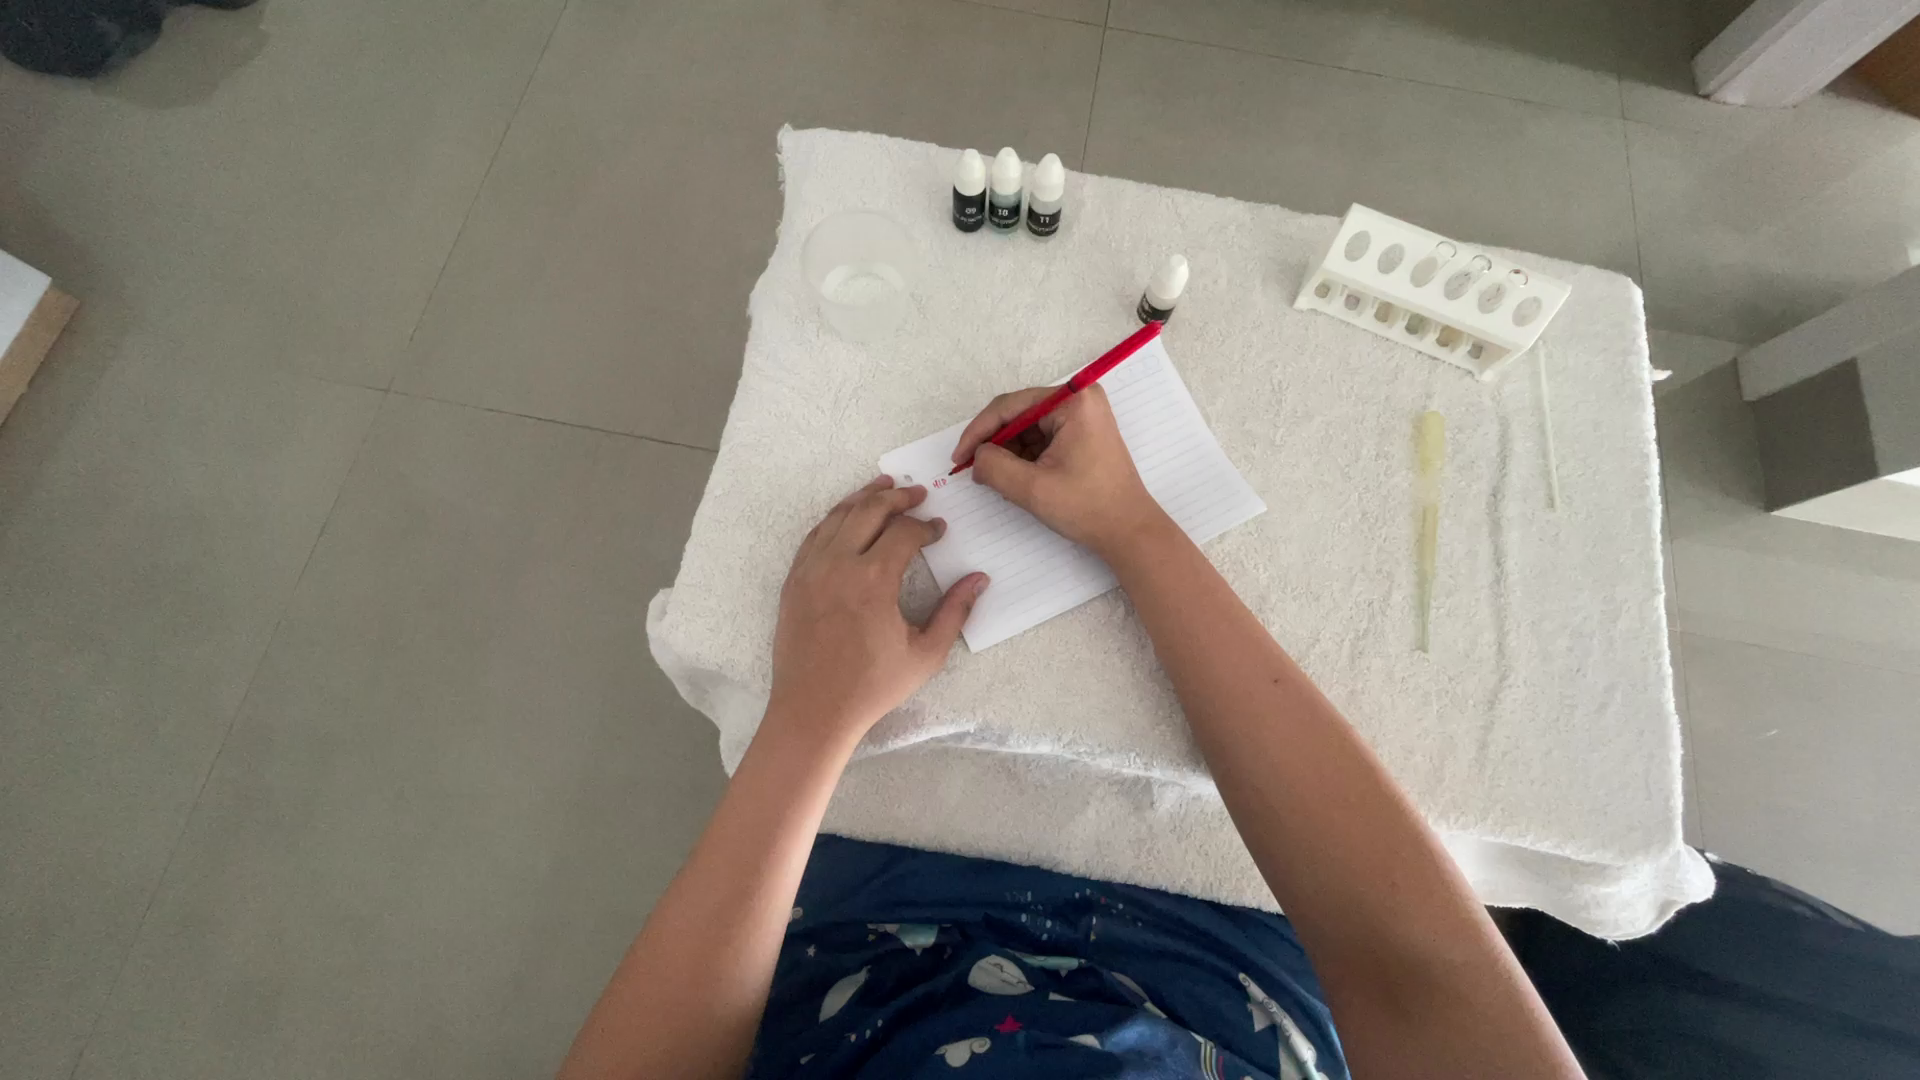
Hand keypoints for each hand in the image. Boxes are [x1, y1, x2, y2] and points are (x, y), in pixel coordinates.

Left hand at [767, 477, 987, 749]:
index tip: (939, 531)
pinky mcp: (794, 580)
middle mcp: (838, 564)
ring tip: (884, 486)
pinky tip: (847, 516)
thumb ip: (955, 612)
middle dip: (898, 498)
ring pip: (837, 516)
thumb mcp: (926, 654)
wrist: (813, 710)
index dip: (926, 527)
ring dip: (863, 498)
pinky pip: (814, 535)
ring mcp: (810, 569)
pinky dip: (834, 518)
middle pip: (869, 510)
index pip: (904, 533)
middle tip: (918, 494)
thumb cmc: (873, 686)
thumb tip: (979, 579)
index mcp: (873, 580)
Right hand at [951, 385, 1170, 556]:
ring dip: (1007, 452)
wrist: (1129, 531)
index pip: (1010, 406)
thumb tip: (975, 457)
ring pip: (1027, 428)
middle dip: (993, 443)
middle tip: (972, 469)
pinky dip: (1023, 457)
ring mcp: (1082, 416)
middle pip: (1018, 414)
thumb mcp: (1032, 488)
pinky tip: (1014, 477)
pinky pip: (1042, 438)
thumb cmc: (1089, 507)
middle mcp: (1079, 399)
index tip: (958, 458)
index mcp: (1072, 401)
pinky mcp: (1082, 434)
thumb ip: (994, 466)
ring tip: (994, 478)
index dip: (978, 432)